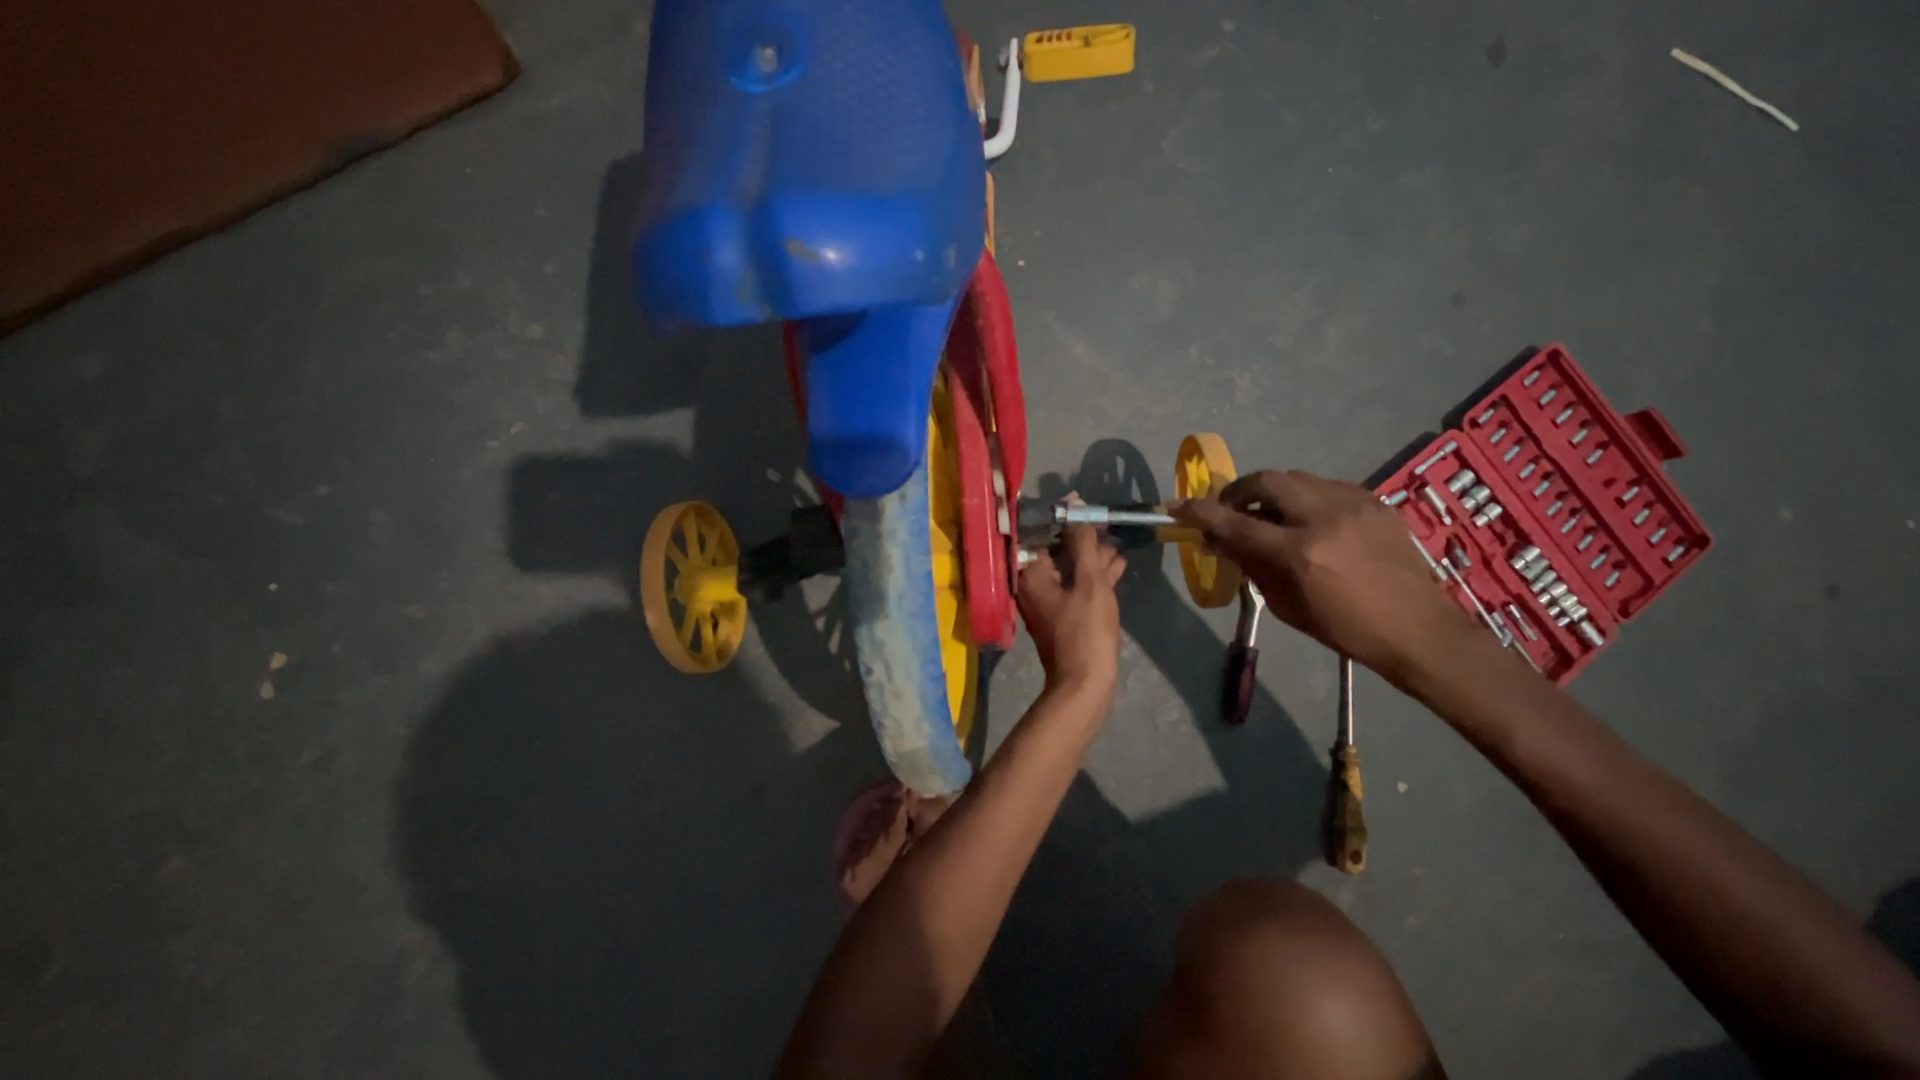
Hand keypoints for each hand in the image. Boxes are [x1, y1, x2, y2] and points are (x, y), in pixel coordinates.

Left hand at [1017, 524, 1125, 696]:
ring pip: (1070, 571)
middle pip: (1056, 553)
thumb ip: (1083, 543)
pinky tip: (1118, 567)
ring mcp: (1048, 604)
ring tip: (1118, 545)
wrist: (1085, 684)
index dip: (1063, 519)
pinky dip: (1095, 578)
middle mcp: (1032, 587)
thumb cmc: (1086, 630)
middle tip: (1107, 525)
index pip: (1041, 535)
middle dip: (1082, 539)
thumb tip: (1076, 507)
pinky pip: (1077, 588)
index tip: (1084, 505)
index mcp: (1030, 576)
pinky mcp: (1064, 617)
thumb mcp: (1089, 582)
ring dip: (1093, 558)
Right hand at [1176, 469, 1481, 679]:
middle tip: (1233, 510)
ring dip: (1274, 494)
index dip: (1202, 513)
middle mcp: (1324, 517)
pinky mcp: (1374, 501)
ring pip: (1297, 479)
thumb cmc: (1346, 628)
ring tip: (1272, 516)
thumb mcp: (1288, 605)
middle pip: (1266, 480)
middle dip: (1240, 491)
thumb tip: (1223, 540)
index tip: (1179, 507)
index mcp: (1300, 553)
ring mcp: (1353, 503)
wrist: (1417, 627)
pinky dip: (1307, 500)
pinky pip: (1326, 488)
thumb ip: (1253, 566)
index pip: (1236, 523)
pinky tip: (1311, 522)